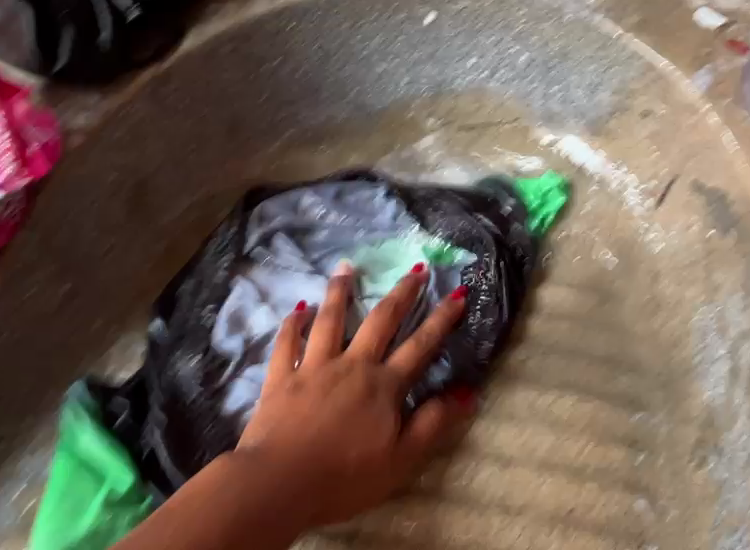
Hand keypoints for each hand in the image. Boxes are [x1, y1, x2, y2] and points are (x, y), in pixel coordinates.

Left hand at [119, 261, 476, 549]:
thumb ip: (434, 424)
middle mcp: (352, 365)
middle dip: (402, 293)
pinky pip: (286, 343)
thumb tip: (469, 393)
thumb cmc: (345, 477)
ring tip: (347, 267)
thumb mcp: (402, 459)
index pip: (421, 345)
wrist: (280, 483)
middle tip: (416, 268)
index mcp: (384, 385)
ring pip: (330, 321)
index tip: (458, 292)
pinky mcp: (280, 378)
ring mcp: (314, 367)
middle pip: (380, 321)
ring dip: (340, 292)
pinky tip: (298, 308)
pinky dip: (292, 324)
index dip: (441, 319)